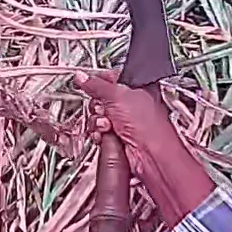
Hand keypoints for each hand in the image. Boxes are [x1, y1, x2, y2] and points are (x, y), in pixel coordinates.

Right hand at [74, 71, 212, 226]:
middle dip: (98, 104)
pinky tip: (105, 132)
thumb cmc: (148, 125)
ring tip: (107, 123)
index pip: (113, 78)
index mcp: (138, 88)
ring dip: (97, 120)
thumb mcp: (117, 97)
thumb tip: (81, 76)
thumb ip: (96, 85)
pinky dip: (98, 132)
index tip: (90, 82)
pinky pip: (98, 130)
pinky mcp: (117, 136)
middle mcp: (132, 104)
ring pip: (98, 116)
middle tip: (102, 107)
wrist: (150, 154)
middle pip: (101, 98)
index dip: (101, 80)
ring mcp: (124, 121)